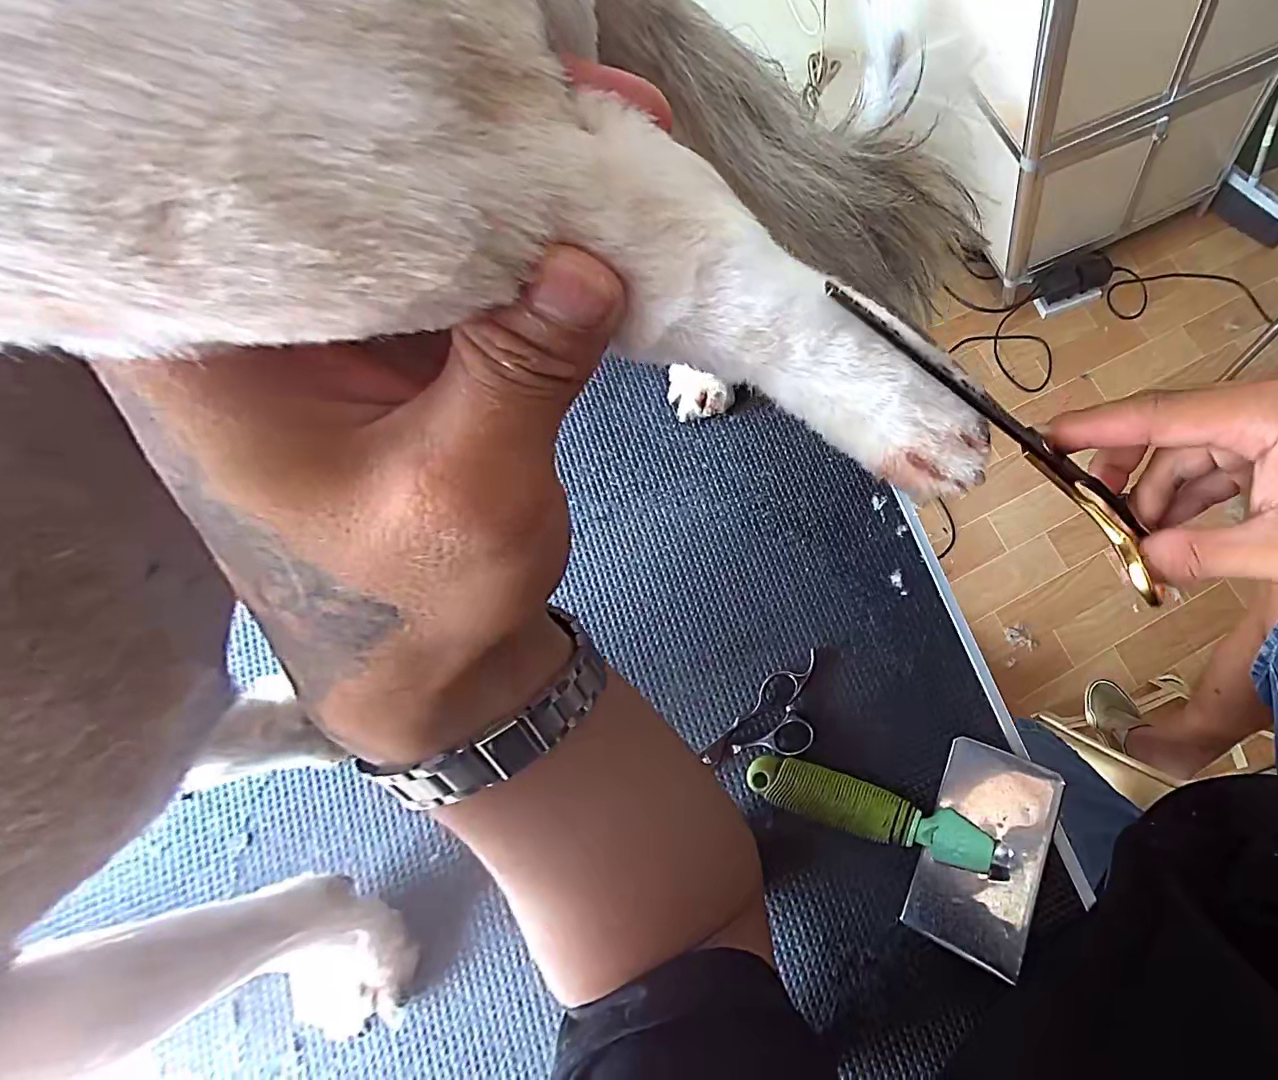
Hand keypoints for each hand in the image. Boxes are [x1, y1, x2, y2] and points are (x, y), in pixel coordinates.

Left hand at [92, 64, 665, 764]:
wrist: (449, 643)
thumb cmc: (425, 585)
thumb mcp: (471, 485)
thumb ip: (519, 374)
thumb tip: (590, 266)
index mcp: (214, 333)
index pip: (266, 180)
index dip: (374, 119)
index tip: (482, 84)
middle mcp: (269, 305)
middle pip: (359, 181)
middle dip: (475, 141)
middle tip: (578, 101)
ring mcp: (354, 319)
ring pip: (432, 220)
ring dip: (524, 188)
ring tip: (609, 141)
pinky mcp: (425, 339)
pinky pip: (481, 271)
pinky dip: (542, 247)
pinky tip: (597, 221)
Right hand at [1046, 380, 1277, 605]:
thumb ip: (1207, 553)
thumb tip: (1144, 557)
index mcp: (1268, 413)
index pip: (1163, 415)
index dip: (1099, 427)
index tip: (1050, 435)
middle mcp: (1268, 409)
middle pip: (1173, 437)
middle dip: (1131, 480)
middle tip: (1099, 521)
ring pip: (1194, 461)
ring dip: (1164, 503)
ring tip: (1142, 549)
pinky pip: (1222, 477)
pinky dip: (1196, 508)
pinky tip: (1181, 542)